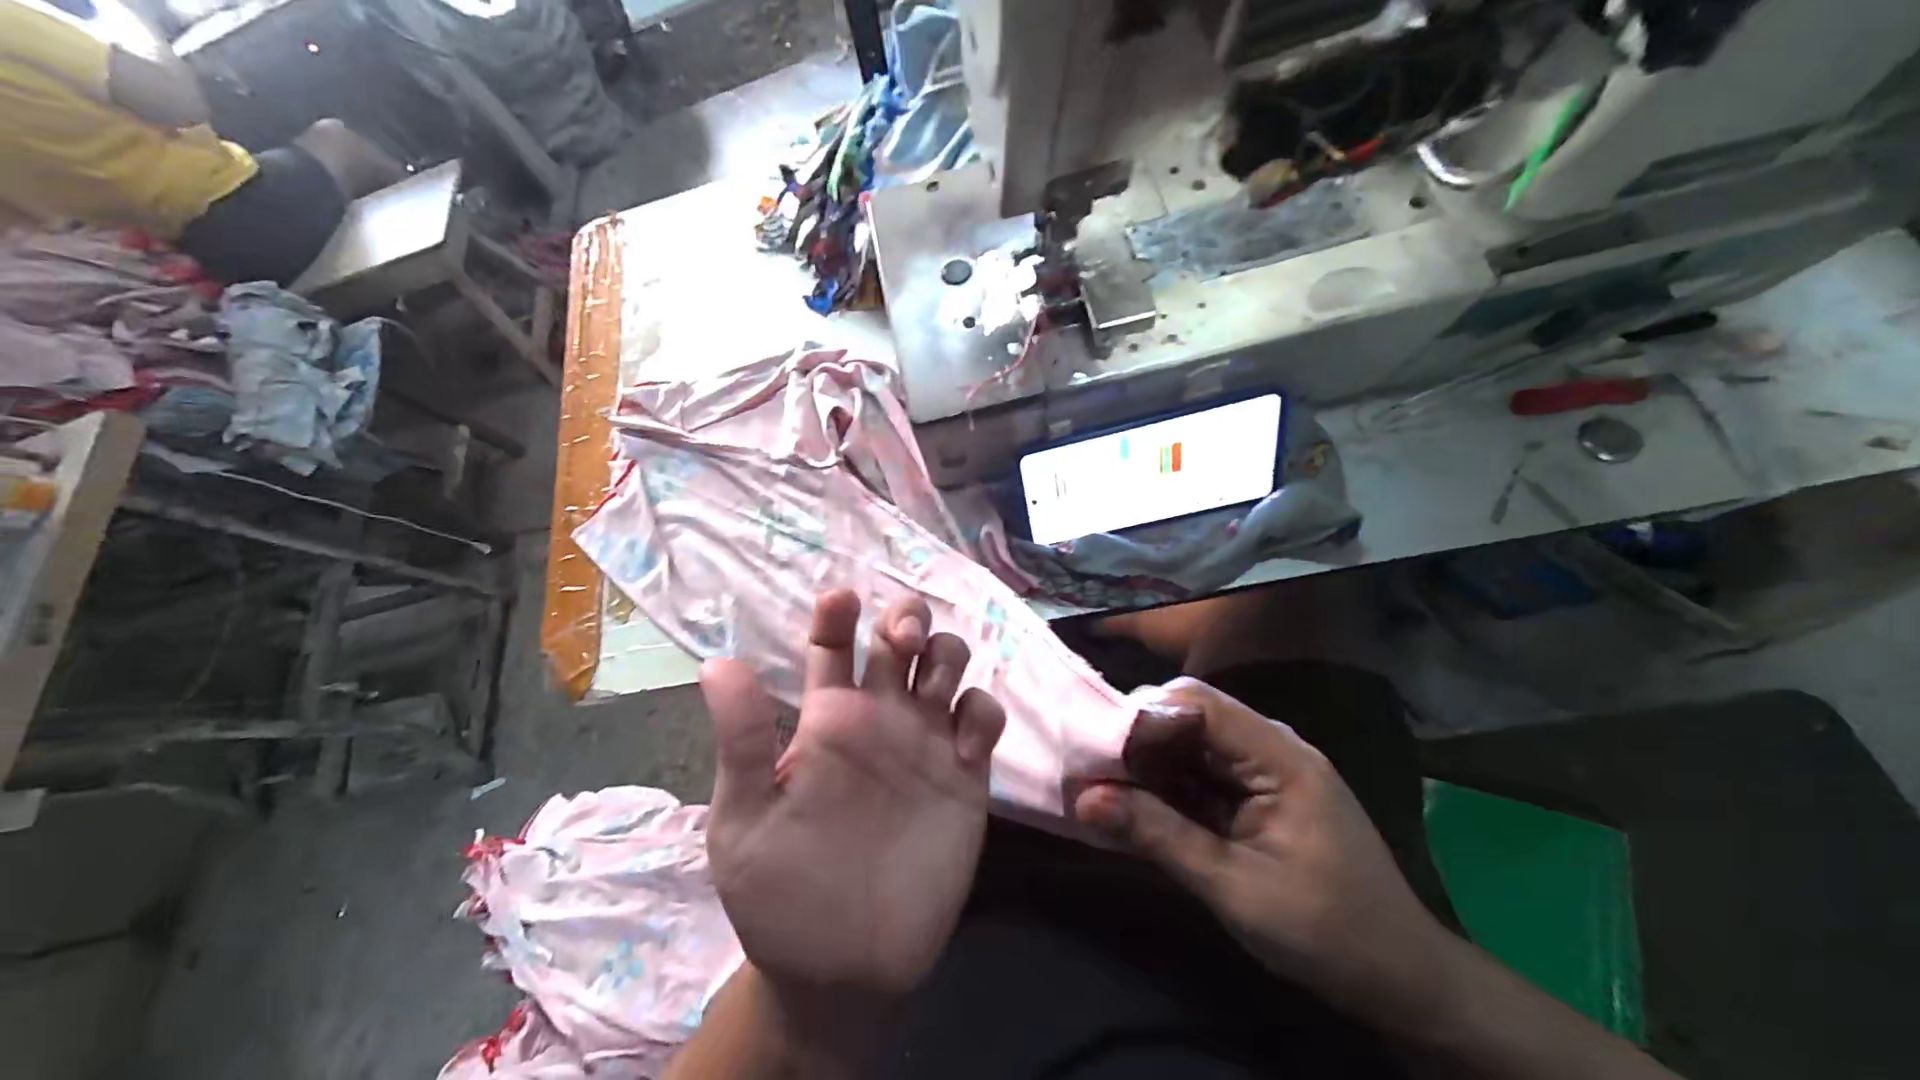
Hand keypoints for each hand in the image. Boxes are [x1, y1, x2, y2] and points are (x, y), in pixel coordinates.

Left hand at [699, 588, 1006, 999]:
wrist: (840, 967)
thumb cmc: (781, 891)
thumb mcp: (744, 819)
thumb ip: (742, 741)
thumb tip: (717, 662)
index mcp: (826, 719)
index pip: (832, 645)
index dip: (837, 614)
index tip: (840, 601)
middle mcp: (880, 719)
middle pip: (902, 638)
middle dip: (907, 618)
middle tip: (901, 640)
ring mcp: (926, 744)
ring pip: (948, 665)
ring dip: (946, 656)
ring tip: (929, 691)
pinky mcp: (965, 776)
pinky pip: (983, 718)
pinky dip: (980, 714)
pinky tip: (963, 748)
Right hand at [1073, 677, 1455, 1034]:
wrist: (1401, 979)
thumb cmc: (1326, 933)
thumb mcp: (1234, 887)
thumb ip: (1159, 835)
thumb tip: (1085, 797)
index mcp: (1280, 757)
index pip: (1200, 703)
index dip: (1143, 716)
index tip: (1096, 748)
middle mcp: (1272, 748)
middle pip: (1191, 715)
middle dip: (1138, 737)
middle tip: (1092, 770)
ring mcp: (1265, 771)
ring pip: (1191, 743)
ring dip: (1148, 762)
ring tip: (1102, 785)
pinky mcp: (1257, 795)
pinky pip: (1201, 772)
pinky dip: (1166, 785)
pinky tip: (1135, 804)